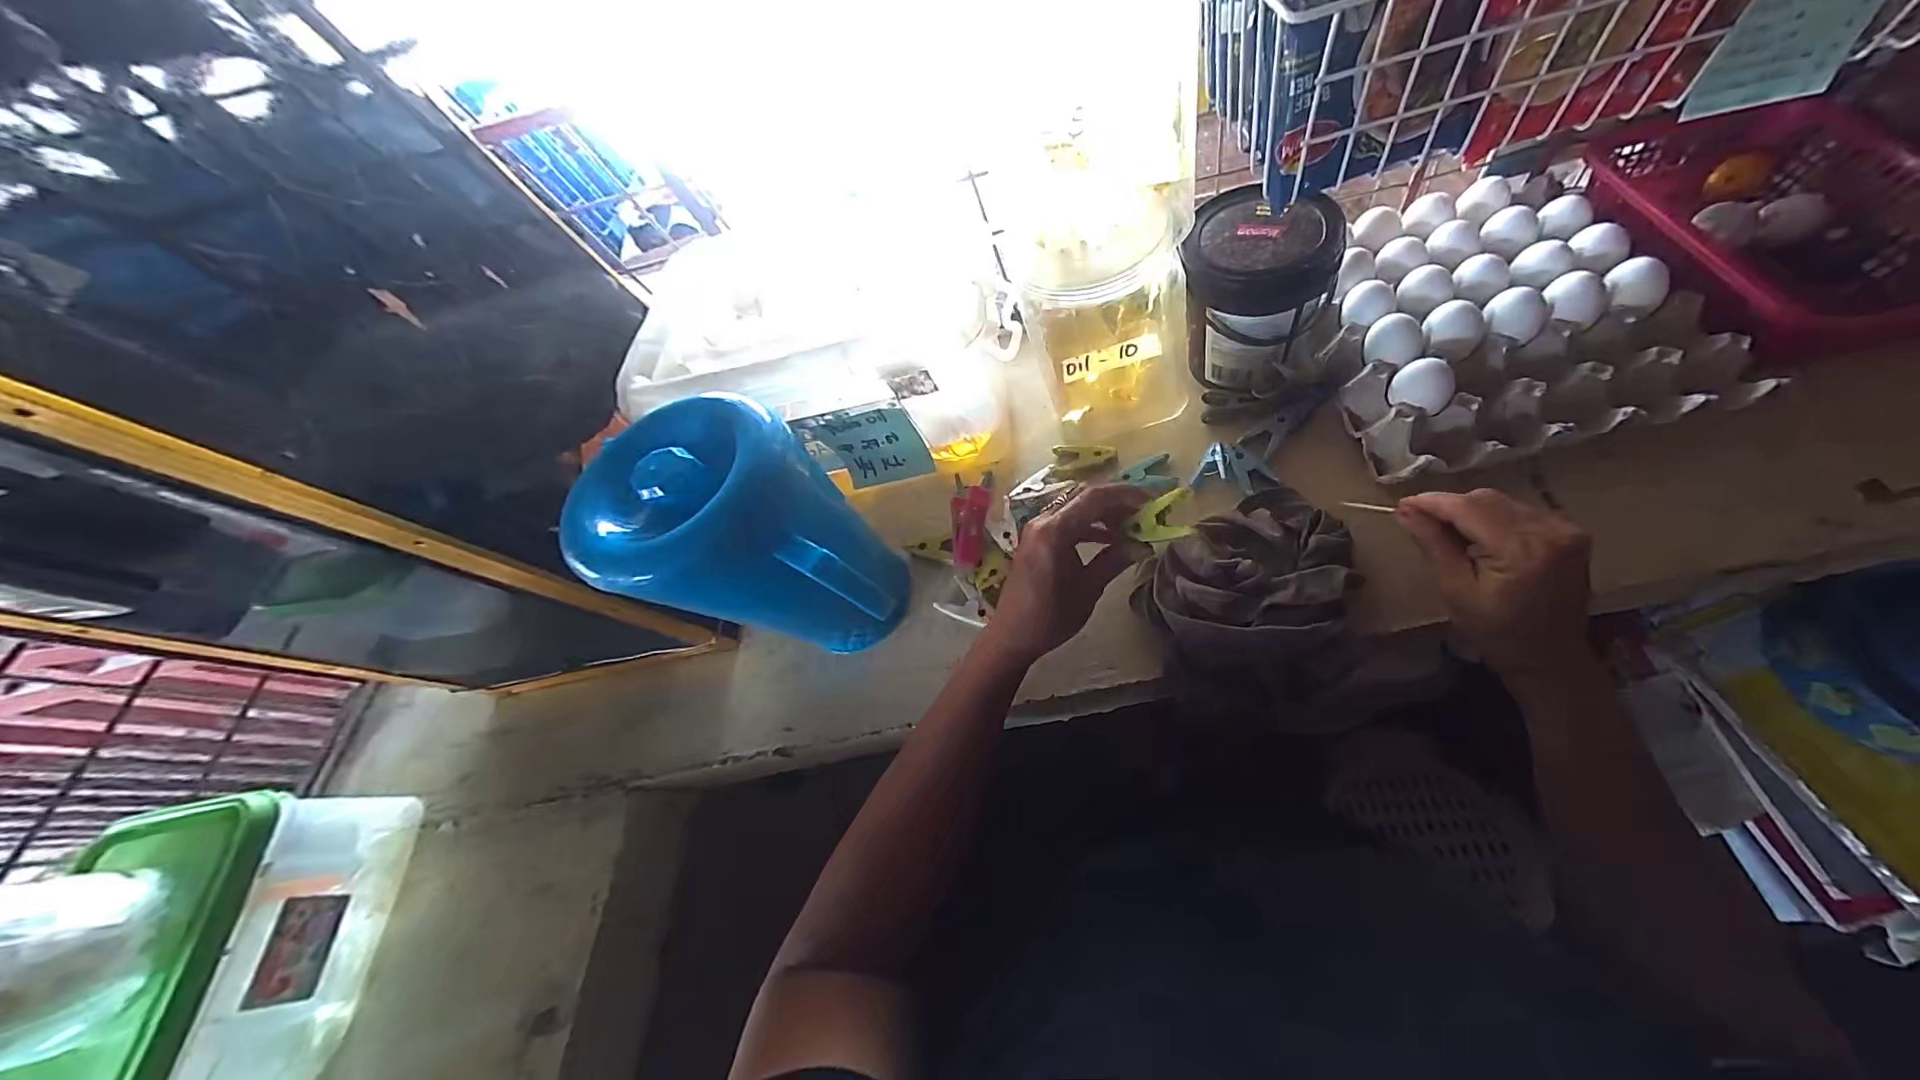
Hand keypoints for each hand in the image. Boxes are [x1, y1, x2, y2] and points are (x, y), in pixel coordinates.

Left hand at [983, 484, 1149, 664]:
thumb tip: (1142, 545)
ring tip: (1131, 527)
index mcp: (1054, 530)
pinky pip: (1066, 522)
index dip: (1126, 495)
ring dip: (1103, 514)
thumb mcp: (1088, 588)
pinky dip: (1088, 525)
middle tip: (1144, 513)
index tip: (1152, 500)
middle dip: (1116, 502)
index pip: (1094, 498)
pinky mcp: (1035, 540)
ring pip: (1075, 508)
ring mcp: (1036, 530)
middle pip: (1084, 498)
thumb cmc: (1050, 616)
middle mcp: (1042, 522)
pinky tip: (1108, 539)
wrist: (1012, 634)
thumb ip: (1114, 560)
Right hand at [1395, 488, 1593, 677]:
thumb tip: (1406, 511)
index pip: (1469, 508)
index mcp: (1522, 549)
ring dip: (1471, 510)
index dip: (1432, 502)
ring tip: (1446, 529)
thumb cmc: (1495, 631)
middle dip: (1450, 505)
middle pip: (1488, 500)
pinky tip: (1478, 535)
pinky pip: (1522, 511)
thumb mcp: (1456, 589)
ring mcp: (1566, 530)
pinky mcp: (1571, 534)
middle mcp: (1551, 531)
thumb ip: (1434, 544)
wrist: (1549, 656)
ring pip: (1504, 502)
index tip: (1402, 505)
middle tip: (1418, 519)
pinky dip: (1494, 517)